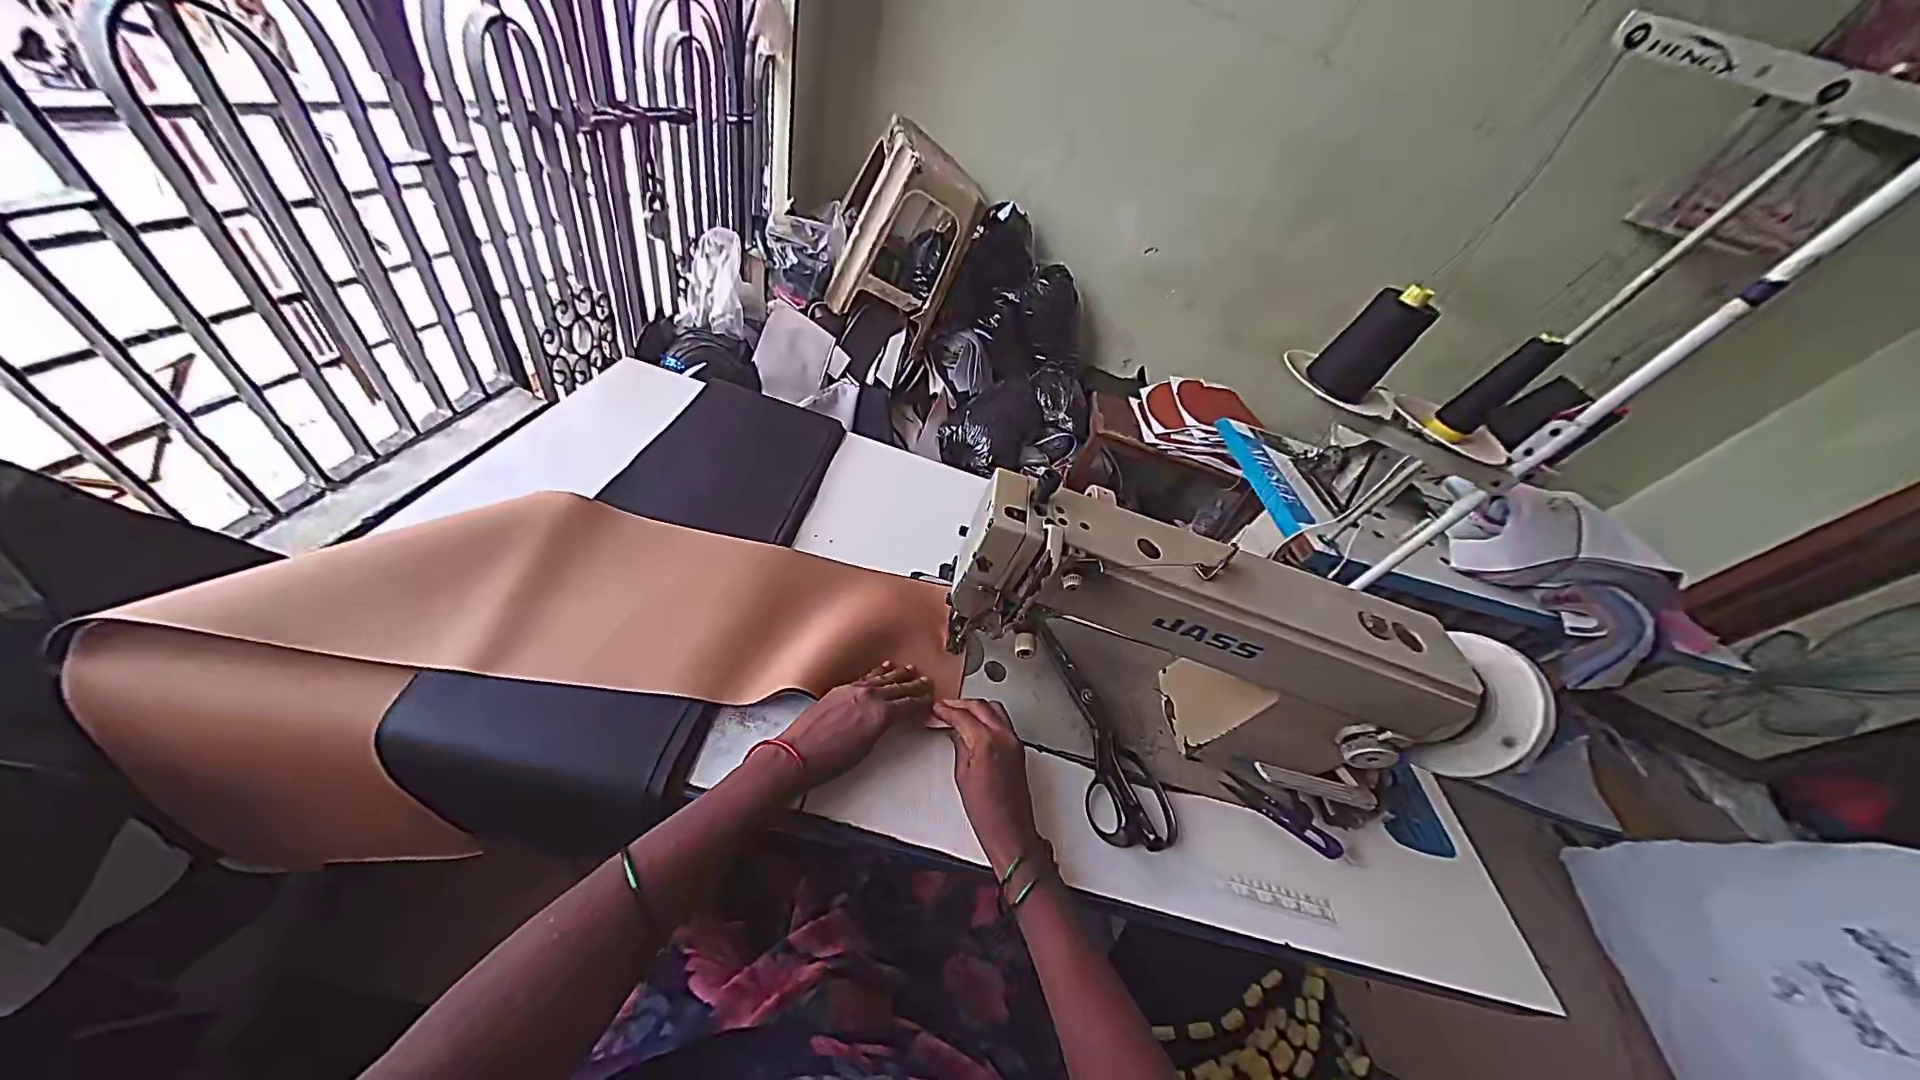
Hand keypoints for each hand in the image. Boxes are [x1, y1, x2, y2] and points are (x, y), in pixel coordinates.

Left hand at [774, 662, 932, 786]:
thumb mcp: (867, 748)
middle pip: (899, 688)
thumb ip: (881, 728)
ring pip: (883, 678)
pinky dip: (877, 672)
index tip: (928, 699)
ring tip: (909, 670)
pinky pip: (866, 677)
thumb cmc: (830, 759)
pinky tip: (883, 669)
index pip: (908, 704)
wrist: (799, 754)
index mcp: (881, 714)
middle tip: (926, 681)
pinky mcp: (840, 689)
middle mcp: (869, 697)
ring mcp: (854, 690)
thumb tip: (888, 721)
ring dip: (898, 674)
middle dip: (915, 685)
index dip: (921, 702)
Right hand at [932, 699, 1042, 874]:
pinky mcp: (1018, 748)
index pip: (963, 715)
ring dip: (976, 707)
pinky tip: (976, 724)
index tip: (937, 709)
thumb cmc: (988, 812)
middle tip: (945, 708)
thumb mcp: (962, 775)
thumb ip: (960, 746)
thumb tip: (956, 733)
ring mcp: (1014, 741)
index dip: (946, 710)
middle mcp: (1004, 736)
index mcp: (986, 741)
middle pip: (980, 706)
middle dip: (960, 704)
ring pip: (994, 709)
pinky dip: (988, 716)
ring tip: (959, 713)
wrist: (1010, 830)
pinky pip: (1003, 721)